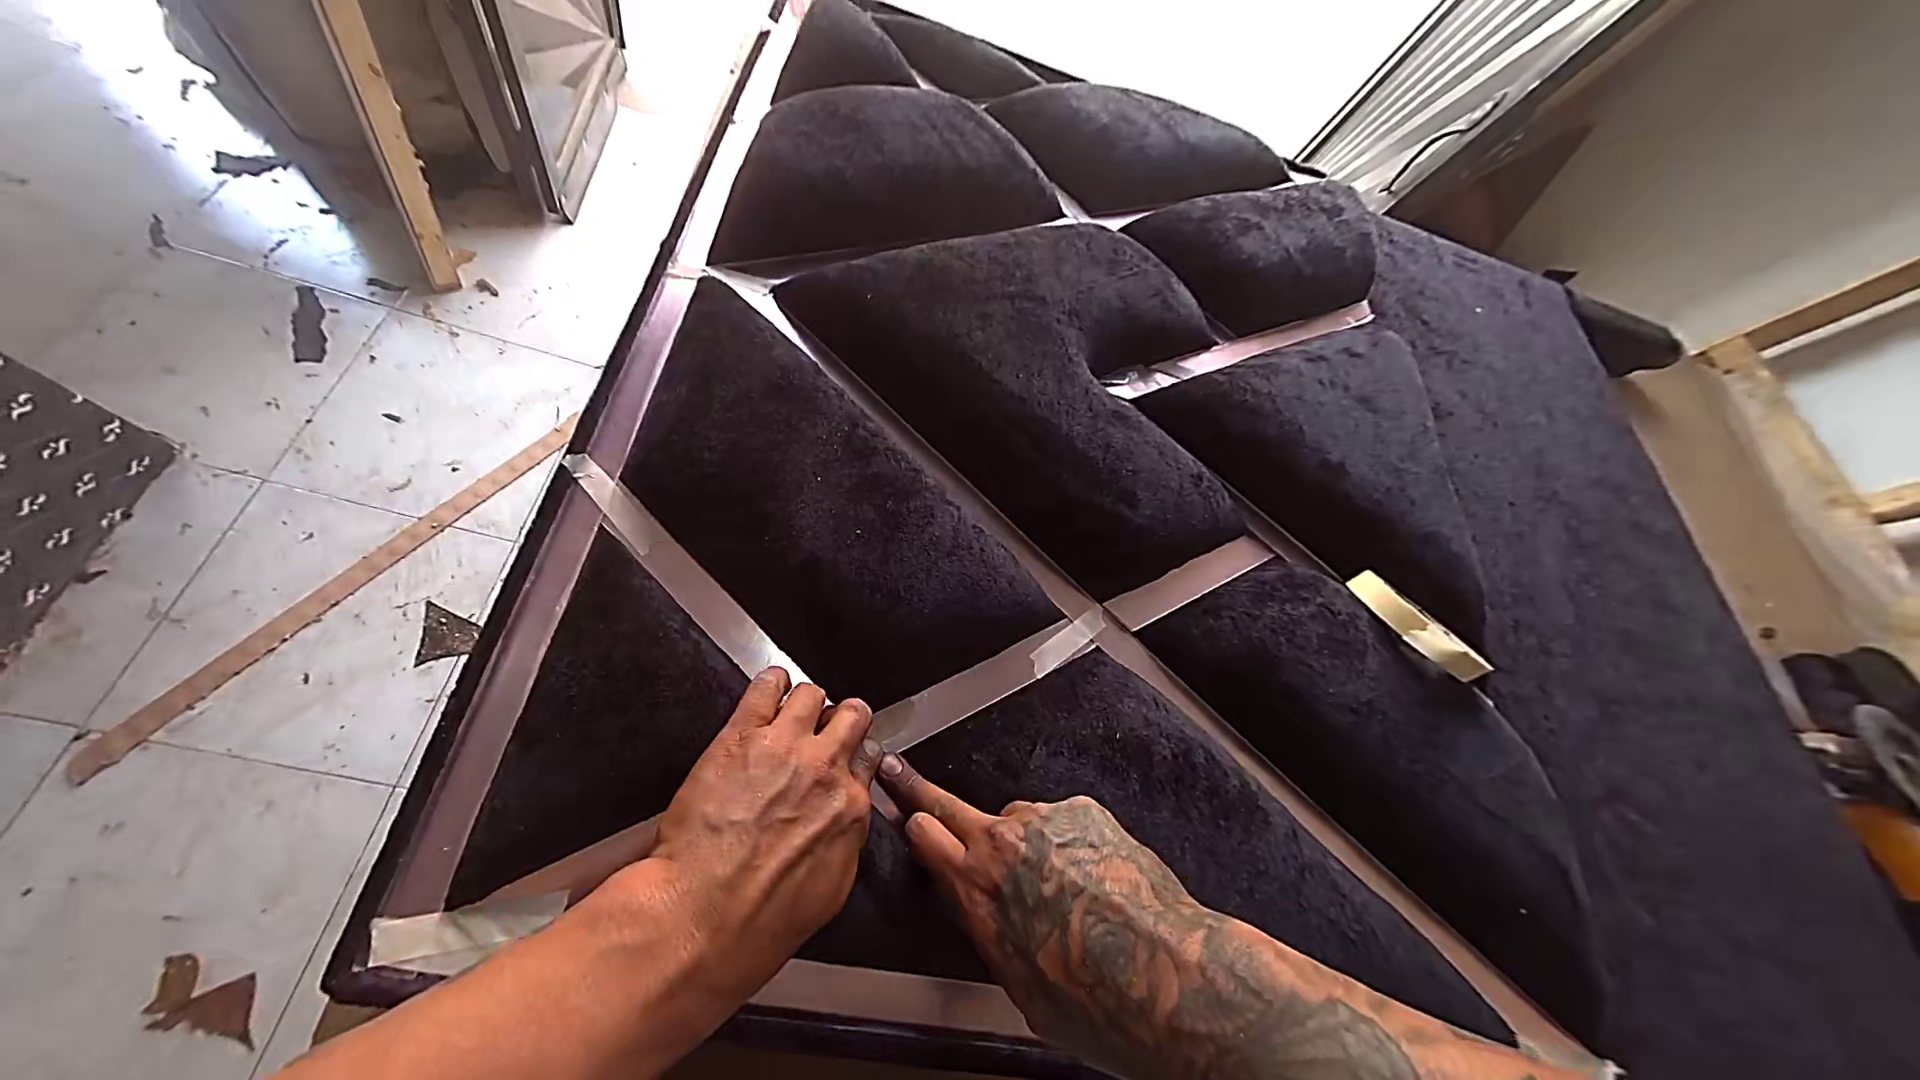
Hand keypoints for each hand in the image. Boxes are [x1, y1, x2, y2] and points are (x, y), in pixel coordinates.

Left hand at [624, 667, 881, 1000]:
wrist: (702, 916)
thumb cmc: (757, 919)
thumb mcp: (829, 891)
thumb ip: (846, 843)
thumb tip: (845, 823)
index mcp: (849, 807)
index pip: (866, 758)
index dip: (855, 753)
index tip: (845, 754)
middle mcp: (824, 769)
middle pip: (852, 716)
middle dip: (843, 717)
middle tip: (828, 724)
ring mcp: (785, 746)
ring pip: (812, 694)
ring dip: (805, 701)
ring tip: (791, 707)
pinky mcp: (742, 735)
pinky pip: (767, 686)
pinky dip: (771, 682)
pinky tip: (768, 688)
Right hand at [875, 753, 1206, 1072]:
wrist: (1166, 974)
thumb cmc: (1093, 998)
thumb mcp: (1018, 982)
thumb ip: (990, 929)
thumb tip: (984, 913)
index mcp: (976, 888)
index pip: (924, 834)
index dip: (912, 821)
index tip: (900, 807)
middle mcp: (1002, 843)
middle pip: (947, 802)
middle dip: (920, 789)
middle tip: (900, 771)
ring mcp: (1043, 819)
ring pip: (1015, 817)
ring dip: (1023, 838)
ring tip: (1059, 880)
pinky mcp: (1083, 810)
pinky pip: (1061, 820)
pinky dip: (1069, 841)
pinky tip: (1094, 875)